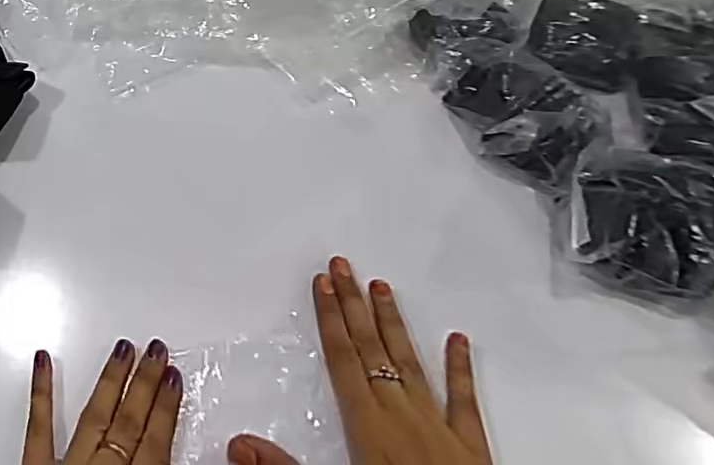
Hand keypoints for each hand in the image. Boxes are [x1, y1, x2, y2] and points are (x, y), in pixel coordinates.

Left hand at [24, 339, 183, 464]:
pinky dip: (41, 390)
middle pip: (127, 420)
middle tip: (155, 349)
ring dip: (109, 380)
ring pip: (93, 415)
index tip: (173, 377)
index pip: (154, 445)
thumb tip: (174, 457)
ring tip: (122, 347)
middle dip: (144, 383)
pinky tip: (43, 359)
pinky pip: (38, 426)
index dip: (166, 408)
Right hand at [228, 258, 490, 464]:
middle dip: (352, 304)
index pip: (342, 358)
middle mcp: (401, 416)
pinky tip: (458, 340)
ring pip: (410, 363)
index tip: (321, 282)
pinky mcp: (473, 449)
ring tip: (381, 286)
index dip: (328, 317)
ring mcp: (439, 428)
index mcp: (368, 426)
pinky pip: (464, 401)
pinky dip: (460, 369)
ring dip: (393, 323)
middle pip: (370, 348)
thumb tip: (240, 444)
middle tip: (342, 265)